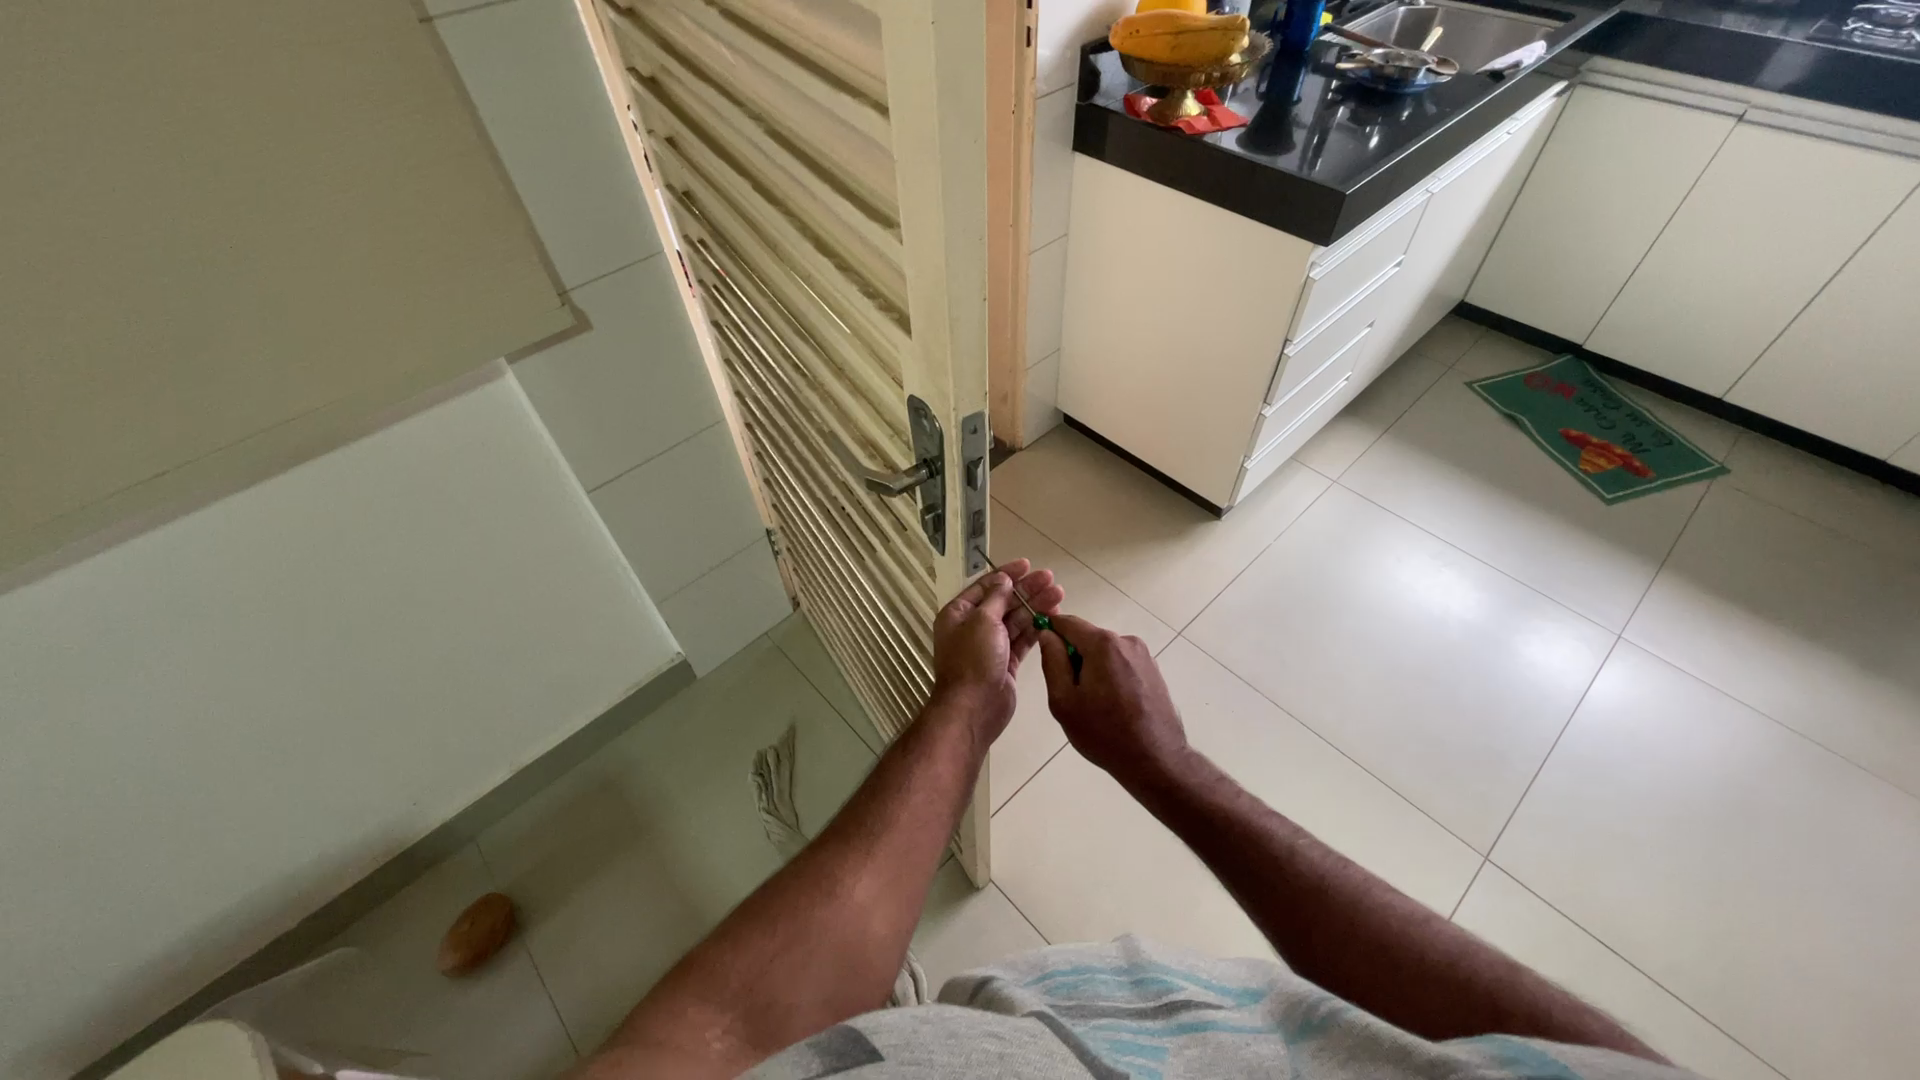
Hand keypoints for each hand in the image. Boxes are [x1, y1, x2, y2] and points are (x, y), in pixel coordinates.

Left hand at [930, 559, 1062, 744]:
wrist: (974, 707)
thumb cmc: (973, 659)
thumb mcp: (982, 621)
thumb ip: (996, 598)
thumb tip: (1002, 579)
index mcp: (958, 614)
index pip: (985, 586)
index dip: (1006, 574)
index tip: (1028, 564)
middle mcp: (973, 627)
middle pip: (1003, 602)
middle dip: (1027, 590)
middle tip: (1051, 578)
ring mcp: (990, 646)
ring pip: (1016, 620)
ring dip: (1035, 607)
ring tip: (1059, 594)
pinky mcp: (1006, 662)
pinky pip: (1022, 639)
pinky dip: (1037, 628)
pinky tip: (1053, 617)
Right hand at [1038, 615, 1189, 787]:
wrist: (1155, 760)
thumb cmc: (1103, 732)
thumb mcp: (1063, 700)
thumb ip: (1052, 661)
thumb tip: (1047, 634)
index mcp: (1103, 644)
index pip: (1068, 622)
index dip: (1051, 632)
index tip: (1046, 655)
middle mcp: (1127, 641)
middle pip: (1088, 638)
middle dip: (1075, 658)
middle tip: (1073, 695)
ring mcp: (1145, 656)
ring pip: (1105, 653)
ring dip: (1094, 670)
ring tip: (1096, 706)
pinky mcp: (1155, 671)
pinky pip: (1122, 665)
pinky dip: (1113, 678)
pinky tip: (1115, 708)